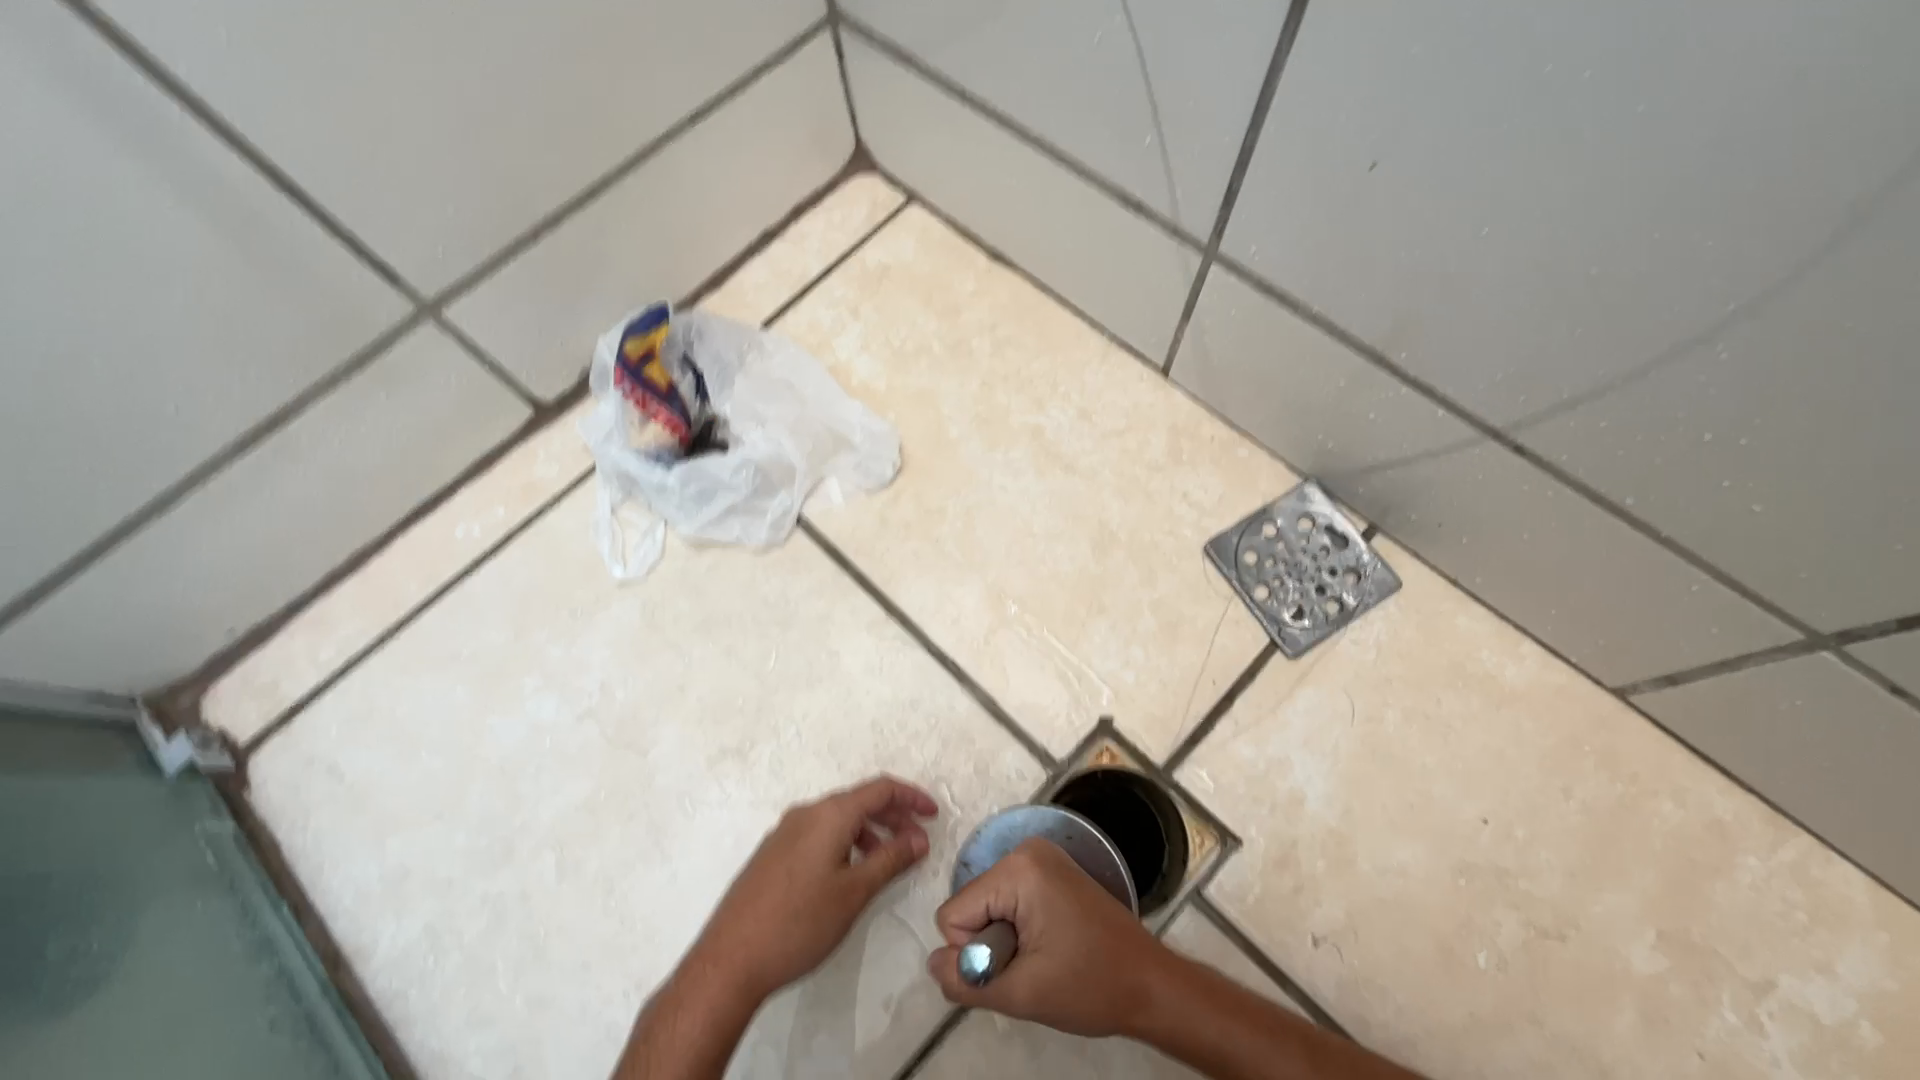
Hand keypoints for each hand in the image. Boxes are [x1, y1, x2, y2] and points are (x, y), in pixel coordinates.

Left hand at [687, 775, 937, 1000]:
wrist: (730, 960)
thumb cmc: (800, 923)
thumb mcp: (854, 892)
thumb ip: (890, 859)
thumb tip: (918, 837)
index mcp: (827, 815)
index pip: (879, 789)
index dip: (911, 797)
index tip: (933, 816)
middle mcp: (804, 814)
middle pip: (857, 801)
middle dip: (892, 816)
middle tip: (917, 841)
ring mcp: (783, 834)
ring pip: (836, 820)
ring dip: (868, 832)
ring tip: (886, 863)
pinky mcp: (771, 855)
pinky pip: (818, 835)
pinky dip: (844, 843)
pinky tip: (849, 875)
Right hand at [925, 837, 1170, 1036]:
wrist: (1150, 984)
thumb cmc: (1091, 985)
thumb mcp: (1021, 994)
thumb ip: (966, 981)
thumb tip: (933, 964)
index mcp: (1018, 869)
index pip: (954, 915)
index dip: (976, 953)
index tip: (1017, 967)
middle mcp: (1026, 851)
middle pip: (971, 907)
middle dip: (992, 945)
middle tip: (1035, 965)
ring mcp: (1041, 858)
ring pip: (988, 908)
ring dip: (1006, 940)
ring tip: (1046, 957)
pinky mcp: (1051, 872)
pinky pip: (1009, 903)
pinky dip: (1020, 930)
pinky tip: (1051, 946)